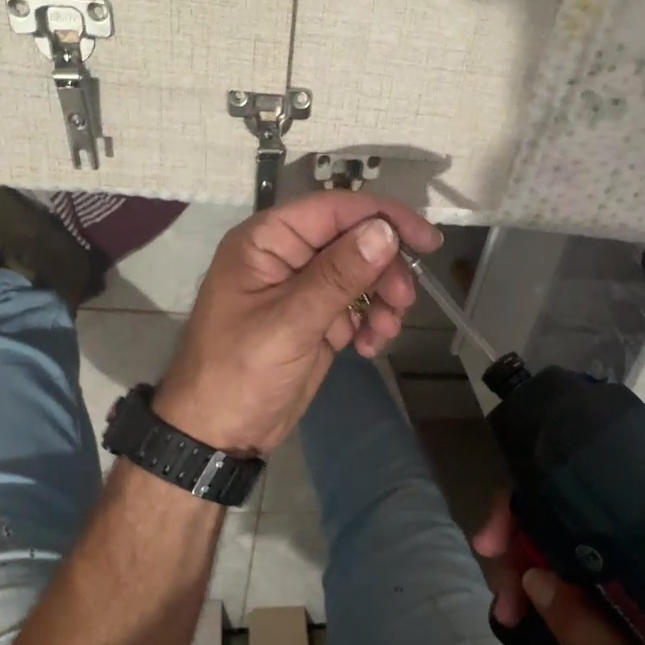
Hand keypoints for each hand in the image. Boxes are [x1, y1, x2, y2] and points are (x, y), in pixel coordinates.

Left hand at [152, 191, 441, 455]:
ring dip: (382, 300)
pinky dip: (371, 323)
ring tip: (383, 333)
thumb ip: (338, 276)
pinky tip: (368, 347)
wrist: (218, 435)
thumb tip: (384, 231)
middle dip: (385, 269)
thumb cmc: (239, 374)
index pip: (334, 210)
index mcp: (266, 242)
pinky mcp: (316, 321)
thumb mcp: (290, 324)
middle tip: (403, 302)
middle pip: (354, 241)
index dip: (384, 217)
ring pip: (361, 274)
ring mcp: (302, 290)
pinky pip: (357, 307)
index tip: (427, 241)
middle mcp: (286, 257)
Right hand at [472, 495, 644, 644]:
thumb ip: (590, 634)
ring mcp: (616, 561)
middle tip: (502, 599)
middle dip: (515, 546)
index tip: (494, 542)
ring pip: (548, 539)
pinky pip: (553, 565)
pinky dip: (527, 581)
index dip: (531, 507)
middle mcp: (634, 543)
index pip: (587, 501)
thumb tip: (534, 578)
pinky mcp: (603, 581)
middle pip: (557, 514)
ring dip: (518, 569)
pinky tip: (516, 610)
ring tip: (508, 613)